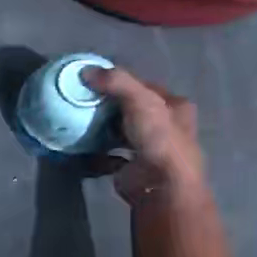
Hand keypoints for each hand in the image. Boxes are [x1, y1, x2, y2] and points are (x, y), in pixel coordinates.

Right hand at [82, 66, 206, 206]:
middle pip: (132, 109)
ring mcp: (151, 150)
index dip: (121, 82)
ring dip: (103, 129)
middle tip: (84, 101)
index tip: (95, 81)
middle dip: (109, 106)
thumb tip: (85, 71)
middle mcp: (168, 128)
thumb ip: (115, 81)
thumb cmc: (158, 137)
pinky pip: (111, 154)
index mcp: (176, 107)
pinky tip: (83, 146)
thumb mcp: (140, 99)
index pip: (145, 87)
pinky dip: (98, 151)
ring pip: (122, 132)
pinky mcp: (135, 168)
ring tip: (79, 121)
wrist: (161, 185)